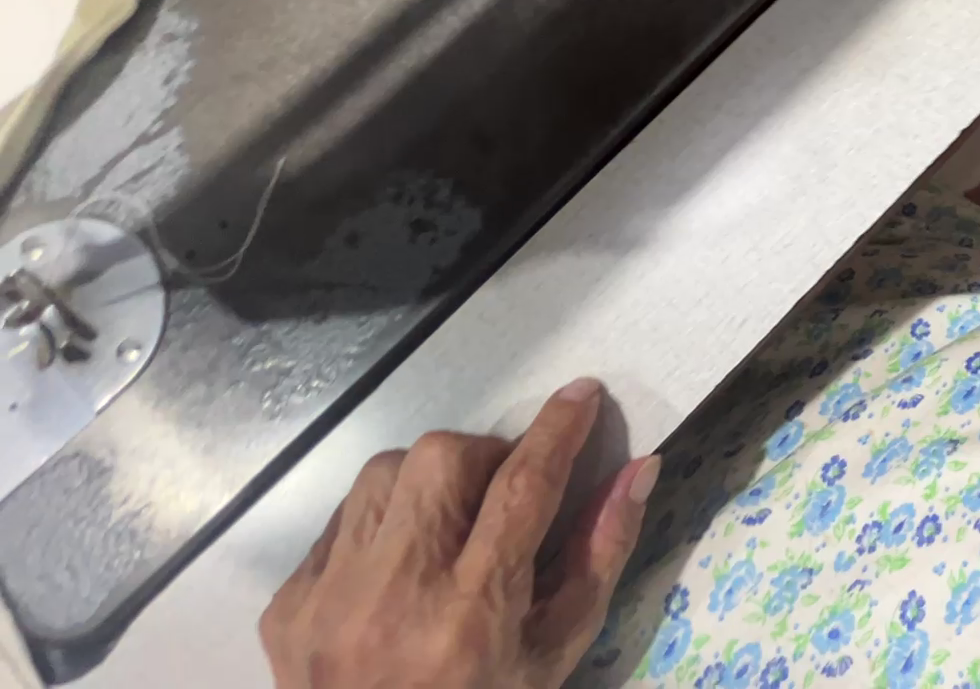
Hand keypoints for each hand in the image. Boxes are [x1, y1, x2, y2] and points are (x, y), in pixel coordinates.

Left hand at [260, 379, 660, 688]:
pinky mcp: (285, 604)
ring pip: (389, 470)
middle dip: (488, 454)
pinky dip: (388, 513)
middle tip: (504, 491)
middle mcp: (391, 597)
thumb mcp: (564, 641)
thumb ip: (605, 547)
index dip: (558, 430)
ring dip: (433, 479)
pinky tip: (403, 557)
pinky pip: (346, 512)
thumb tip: (640, 466)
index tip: (583, 392)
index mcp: (472, 614)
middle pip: (443, 459)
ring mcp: (326, 600)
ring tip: (451, 522)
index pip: (522, 488)